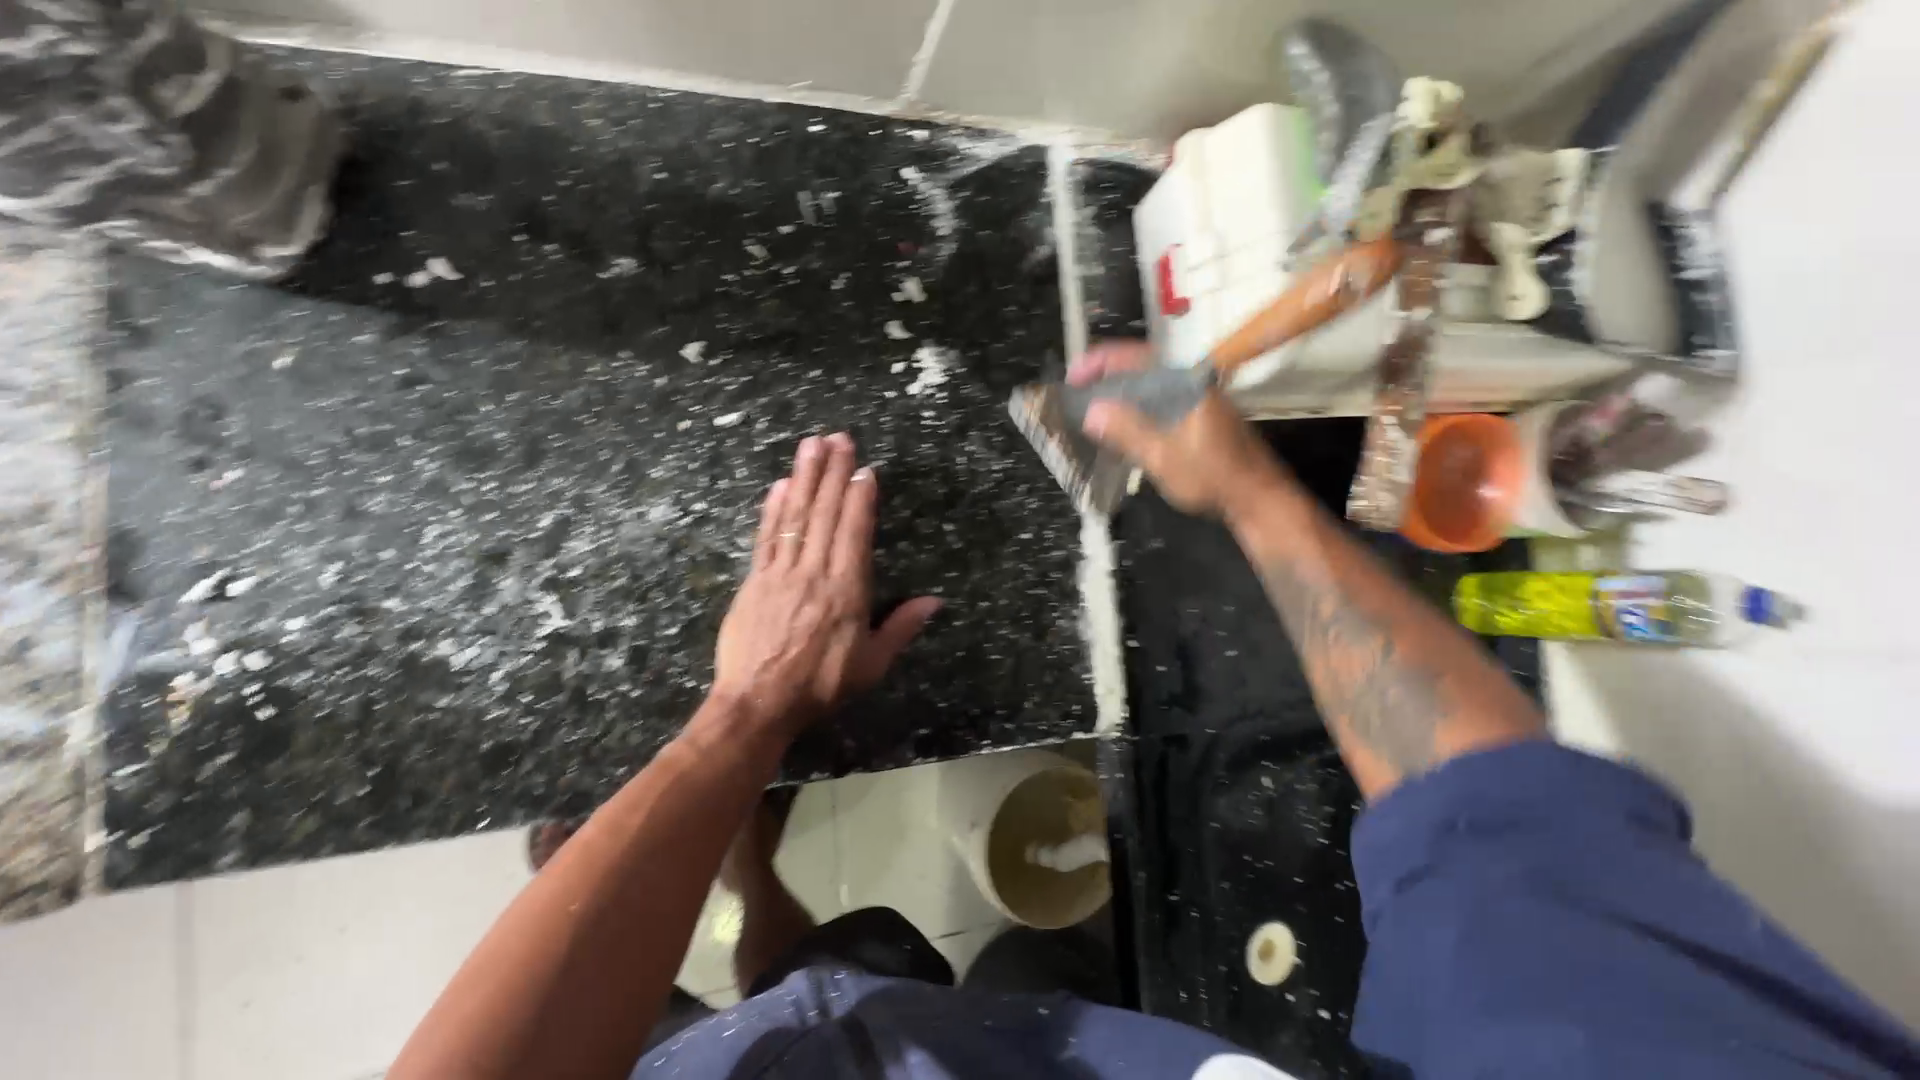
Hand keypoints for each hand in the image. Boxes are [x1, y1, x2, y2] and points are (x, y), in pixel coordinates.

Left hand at [711, 433, 941, 735]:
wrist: (758, 703)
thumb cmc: (820, 686)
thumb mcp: (871, 664)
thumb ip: (901, 628)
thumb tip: (935, 601)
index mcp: (846, 589)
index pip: (854, 531)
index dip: (860, 498)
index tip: (864, 469)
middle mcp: (814, 571)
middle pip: (825, 513)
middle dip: (833, 472)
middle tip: (838, 437)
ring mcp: (780, 572)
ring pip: (795, 516)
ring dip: (804, 478)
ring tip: (811, 445)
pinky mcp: (754, 580)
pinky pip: (767, 536)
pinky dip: (773, 508)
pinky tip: (779, 485)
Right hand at [1070, 341, 1291, 518]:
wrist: (1258, 499)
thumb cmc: (1213, 479)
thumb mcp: (1163, 458)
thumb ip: (1128, 431)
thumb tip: (1092, 410)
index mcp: (1185, 385)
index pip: (1136, 357)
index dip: (1101, 362)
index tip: (1074, 375)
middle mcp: (1192, 385)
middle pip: (1142, 367)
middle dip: (1106, 376)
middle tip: (1077, 390)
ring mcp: (1198, 400)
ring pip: (1151, 386)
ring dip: (1120, 392)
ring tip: (1092, 406)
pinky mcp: (1199, 418)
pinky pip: (1160, 401)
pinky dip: (1136, 407)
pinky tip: (1121, 425)